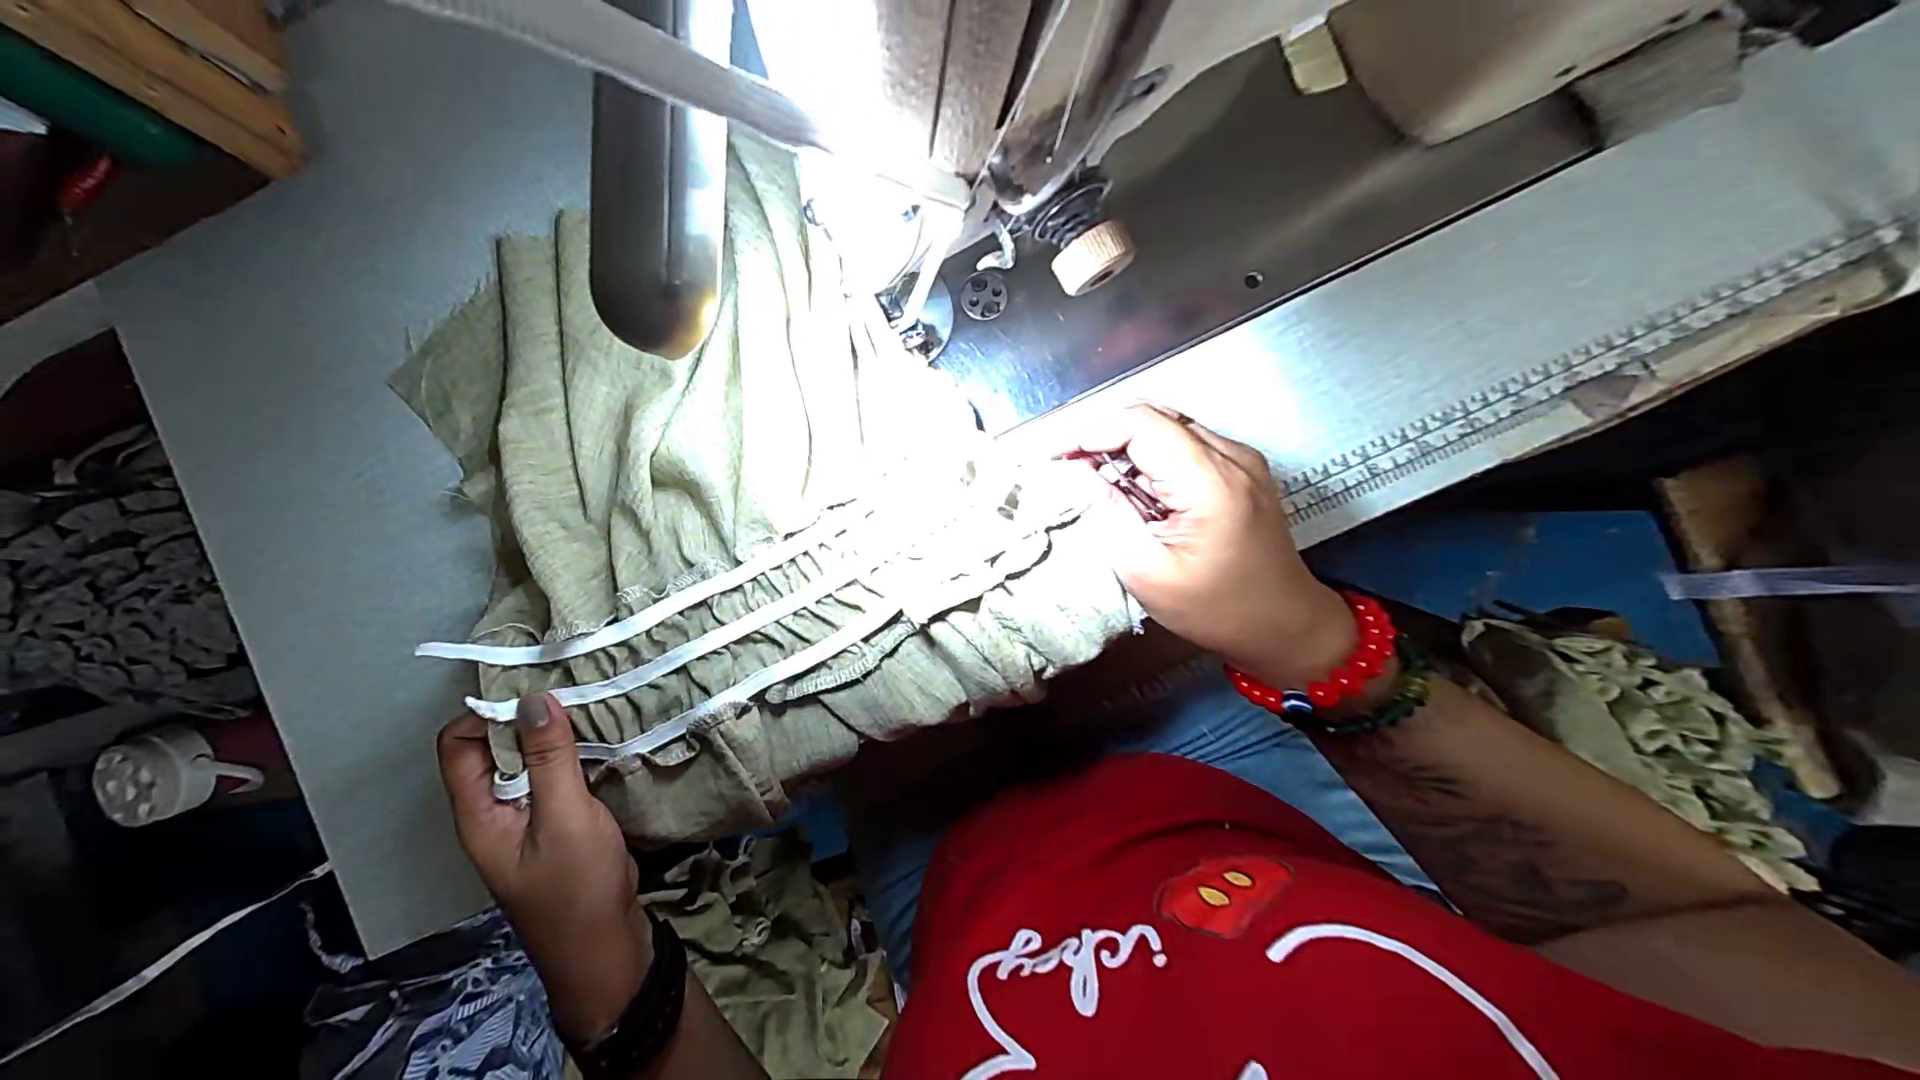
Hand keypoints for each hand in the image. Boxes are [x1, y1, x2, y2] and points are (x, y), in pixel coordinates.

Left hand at [438, 694, 651, 1042]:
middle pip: (494, 748)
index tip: (536, 689)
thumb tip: (535, 699)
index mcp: (477, 813)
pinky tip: (603, 738)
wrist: (604, 944)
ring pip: (529, 759)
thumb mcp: (565, 817)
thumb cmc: (576, 885)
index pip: (458, 745)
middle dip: (527, 716)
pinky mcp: (558, 820)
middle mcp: (494, 810)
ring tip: (592, 705)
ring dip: (554, 734)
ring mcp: (526, 816)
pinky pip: (555, 774)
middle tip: (573, 689)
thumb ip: (550, 759)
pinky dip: (573, 753)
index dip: (488, 712)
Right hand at [1053, 403, 1355, 688]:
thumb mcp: (1147, 572)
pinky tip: (1142, 496)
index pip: (1141, 423)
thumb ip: (1108, 514)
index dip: (1092, 432)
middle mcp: (1232, 458)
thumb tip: (1076, 474)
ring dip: (1129, 450)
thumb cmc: (1217, 609)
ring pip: (1168, 427)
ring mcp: (1241, 460)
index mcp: (1211, 482)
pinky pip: (1186, 445)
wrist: (1284, 625)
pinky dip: (1153, 460)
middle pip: (1154, 416)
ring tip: (1107, 490)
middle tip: (1073, 471)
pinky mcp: (1242, 470)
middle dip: (1105, 438)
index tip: (1060, 456)